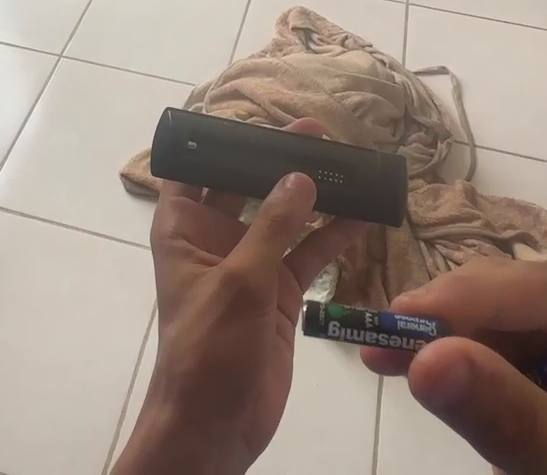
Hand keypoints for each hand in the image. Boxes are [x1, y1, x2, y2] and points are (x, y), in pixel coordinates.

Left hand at [113, 119, 364, 474]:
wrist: (215, 426)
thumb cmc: (207, 346)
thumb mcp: (238, 280)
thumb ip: (272, 225)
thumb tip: (301, 175)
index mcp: (183, 225)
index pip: (198, 166)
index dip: (224, 141)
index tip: (261, 119)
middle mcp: (214, 235)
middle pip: (247, 183)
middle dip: (279, 158)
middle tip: (317, 131)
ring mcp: (249, 261)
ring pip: (284, 215)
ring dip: (312, 193)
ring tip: (347, 163)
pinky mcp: (278, 290)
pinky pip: (308, 252)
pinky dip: (333, 234)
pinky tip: (363, 214)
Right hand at [361, 259, 546, 474]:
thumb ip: (511, 418)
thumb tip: (424, 361)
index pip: (543, 289)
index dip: (469, 298)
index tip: (400, 316)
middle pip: (510, 292)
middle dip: (447, 317)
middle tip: (381, 340)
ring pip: (489, 310)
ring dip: (437, 334)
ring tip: (382, 354)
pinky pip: (487, 338)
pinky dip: (447, 354)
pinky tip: (404, 362)